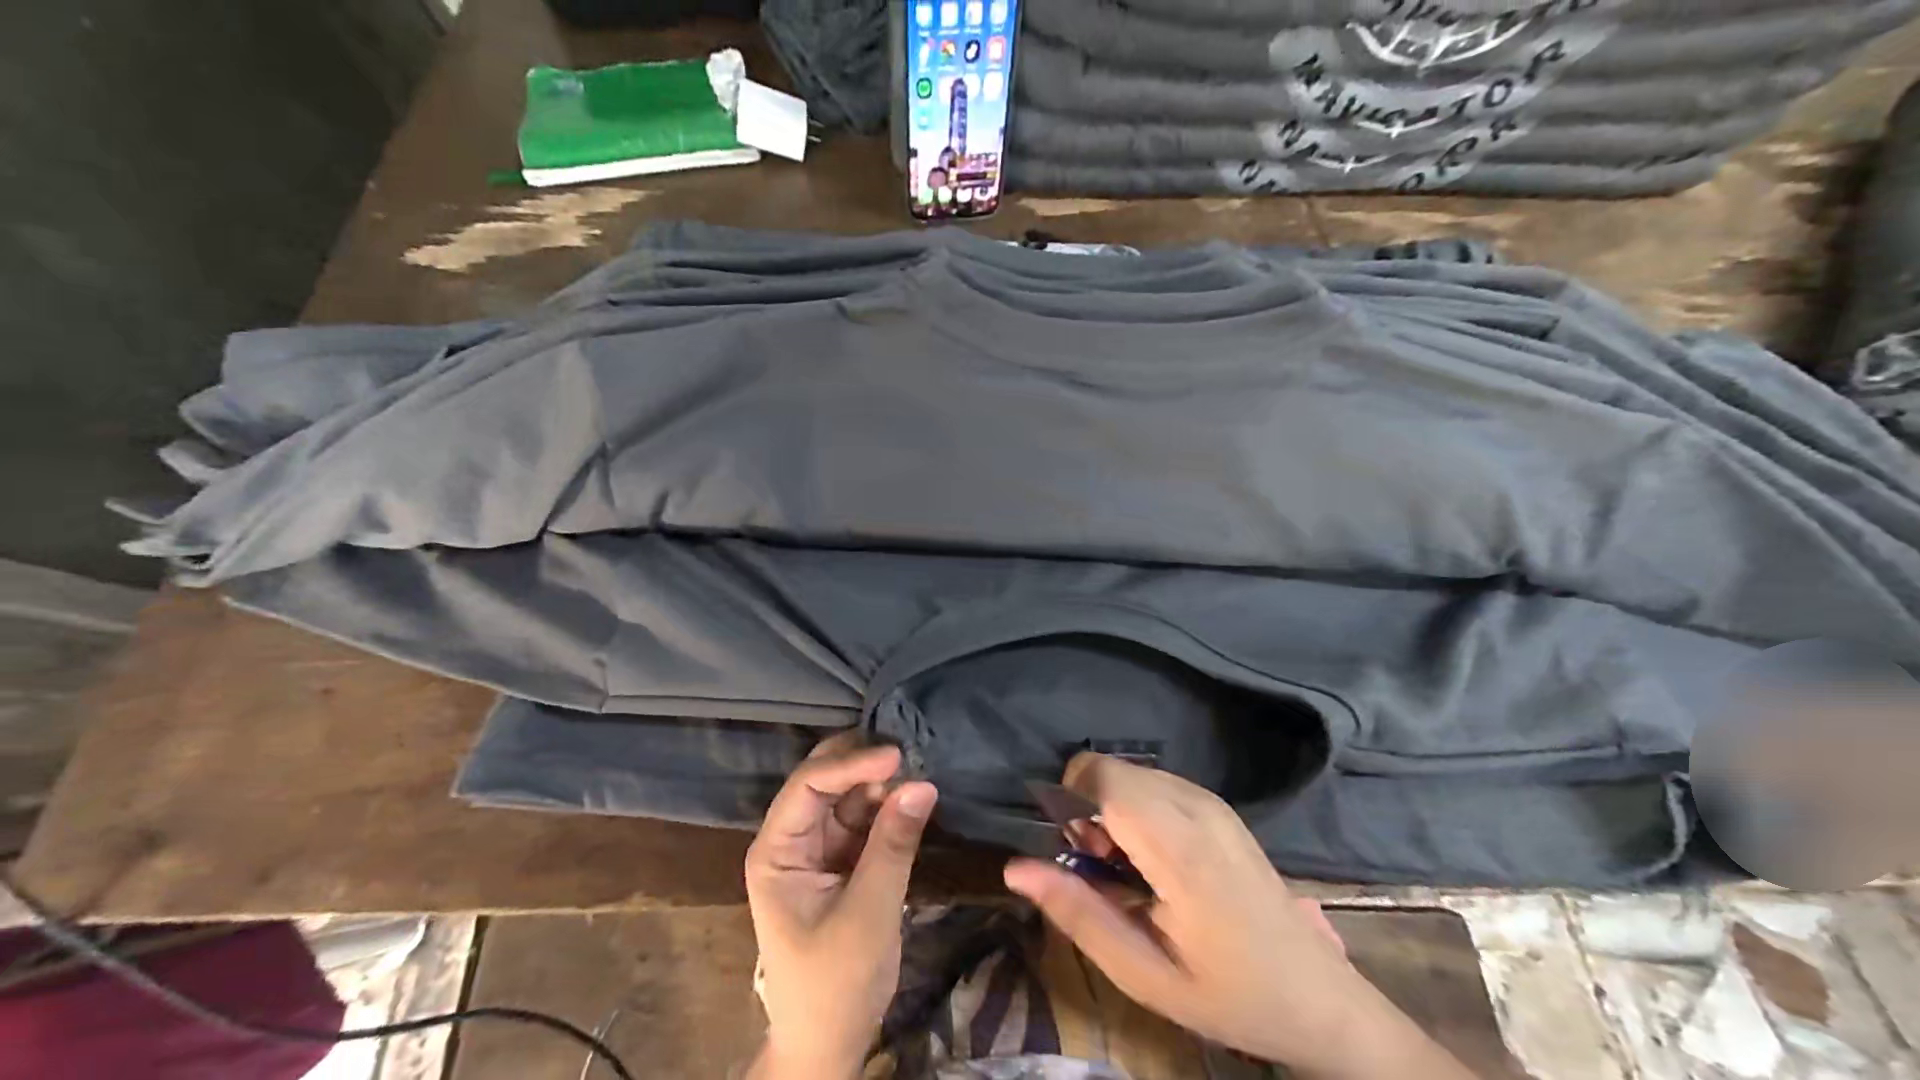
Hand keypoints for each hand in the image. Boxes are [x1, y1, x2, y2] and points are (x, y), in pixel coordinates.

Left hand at [744, 735, 937, 1079]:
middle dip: (863, 763)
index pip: (807, 786)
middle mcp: (793, 839)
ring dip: (881, 783)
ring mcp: (818, 848)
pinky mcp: (843, 860)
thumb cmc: (836, 984)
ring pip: (848, 796)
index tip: (897, 756)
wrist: (830, 1042)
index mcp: (777, 851)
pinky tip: (914, 794)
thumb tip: (924, 784)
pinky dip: (889, 806)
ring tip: (920, 770)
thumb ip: (893, 845)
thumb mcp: (868, 914)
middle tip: (911, 752)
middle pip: (824, 781)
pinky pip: (865, 819)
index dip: (850, 764)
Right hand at [1003, 754, 1474, 1079]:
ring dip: (1107, 809)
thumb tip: (1014, 867)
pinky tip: (1151, 860)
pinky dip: (1133, 808)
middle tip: (1098, 870)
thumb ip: (1076, 913)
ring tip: (1124, 871)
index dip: (1067, 801)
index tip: (1071, 854)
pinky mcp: (1218, 805)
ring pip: (1128, 773)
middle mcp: (1196, 806)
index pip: (1102, 777)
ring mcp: (1212, 801)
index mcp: (1180, 847)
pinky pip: (1153, 783)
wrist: (1319, 998)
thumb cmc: (1228, 994)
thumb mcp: (1143, 973)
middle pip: (1109, 769)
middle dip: (1083, 809)